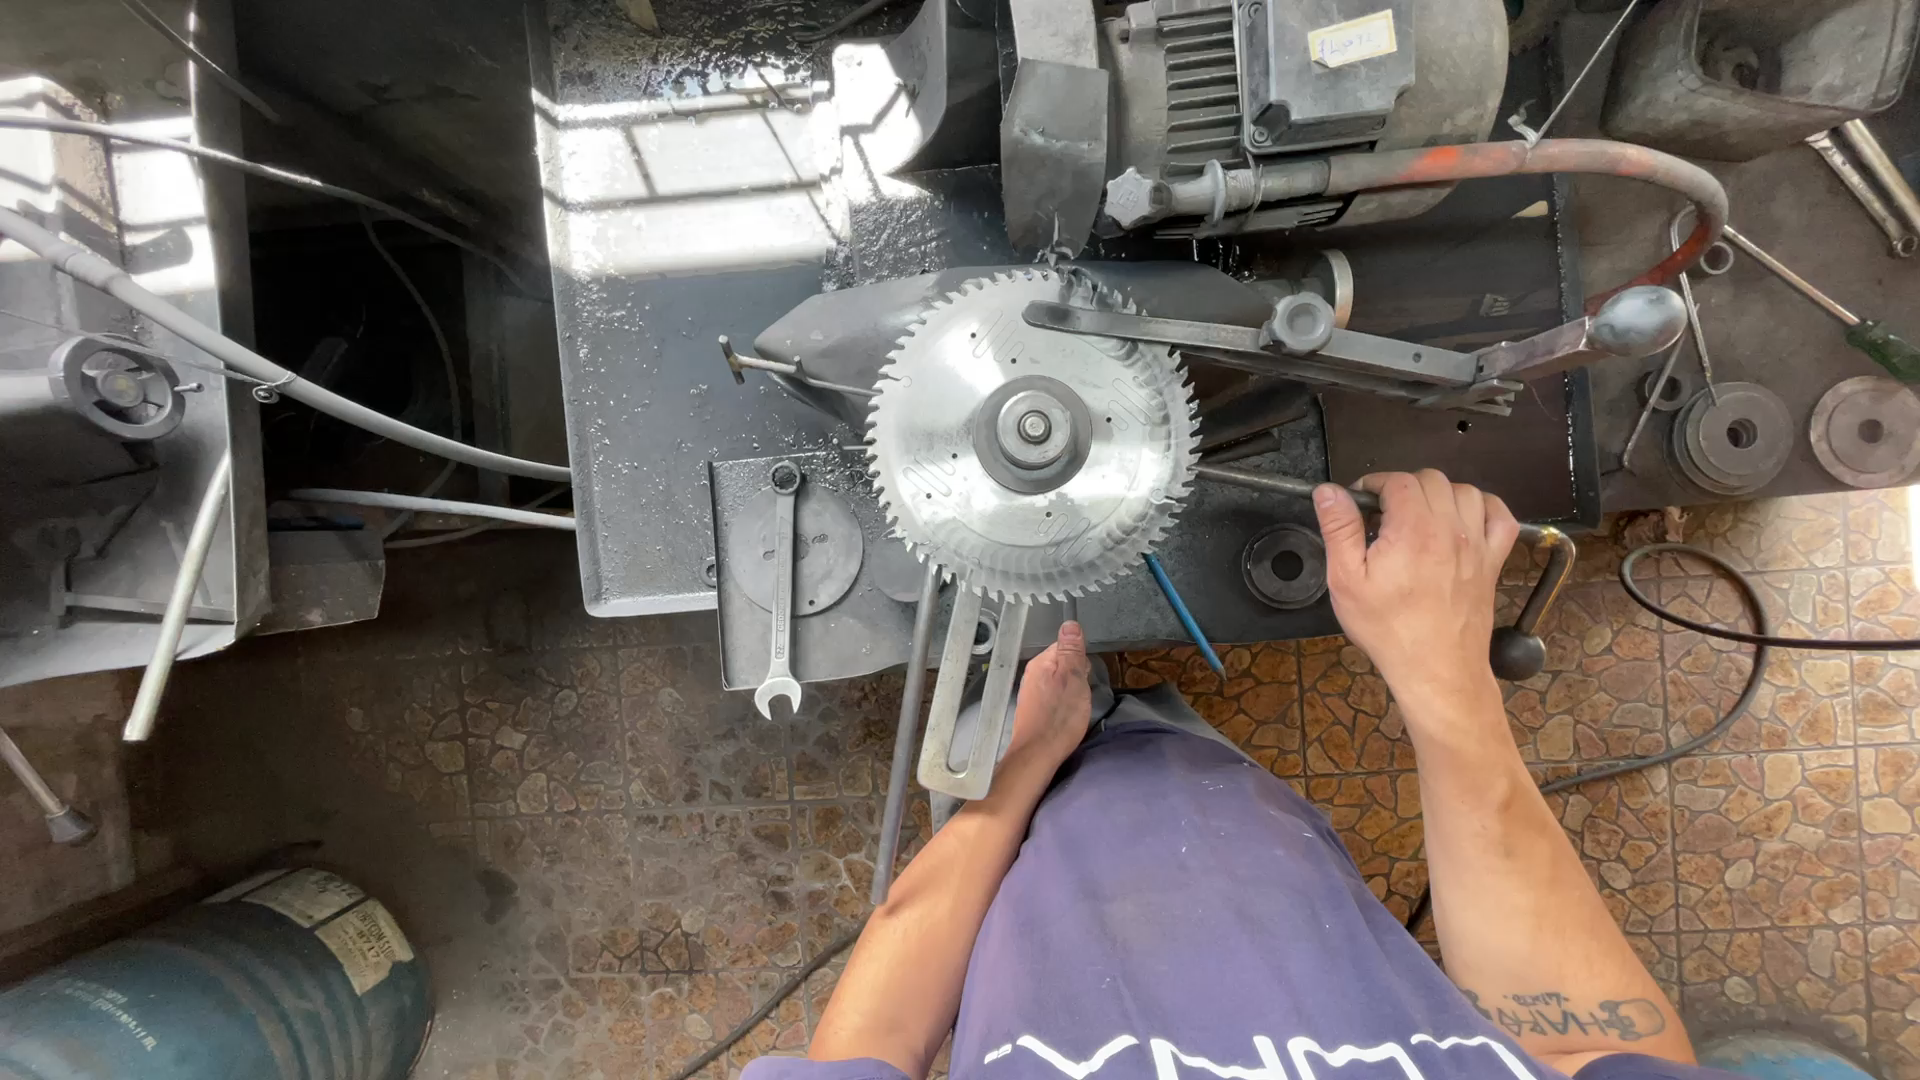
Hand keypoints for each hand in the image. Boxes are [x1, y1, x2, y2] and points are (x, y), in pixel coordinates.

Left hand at [1004, 622, 1091, 768]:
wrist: (1038, 755)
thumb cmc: (1059, 718)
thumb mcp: (1073, 679)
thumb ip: (1072, 652)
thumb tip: (1070, 624)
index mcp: (1040, 662)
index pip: (1064, 646)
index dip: (1080, 660)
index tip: (1086, 676)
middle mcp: (1032, 674)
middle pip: (1061, 665)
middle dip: (1076, 676)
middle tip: (1082, 694)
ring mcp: (1031, 693)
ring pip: (1058, 682)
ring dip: (1071, 691)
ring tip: (1075, 707)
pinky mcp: (1033, 709)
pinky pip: (1053, 697)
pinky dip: (1063, 704)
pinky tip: (1067, 716)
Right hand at [1312, 470, 1519, 714]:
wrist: (1436, 667)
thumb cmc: (1386, 625)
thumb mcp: (1346, 579)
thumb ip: (1338, 529)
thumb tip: (1328, 491)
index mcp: (1413, 529)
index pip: (1398, 481)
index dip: (1373, 484)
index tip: (1358, 502)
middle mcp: (1451, 529)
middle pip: (1432, 480)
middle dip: (1402, 487)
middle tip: (1380, 515)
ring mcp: (1478, 544)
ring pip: (1465, 491)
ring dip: (1437, 495)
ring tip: (1415, 517)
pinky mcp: (1493, 560)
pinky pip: (1499, 515)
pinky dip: (1480, 507)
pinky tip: (1459, 520)